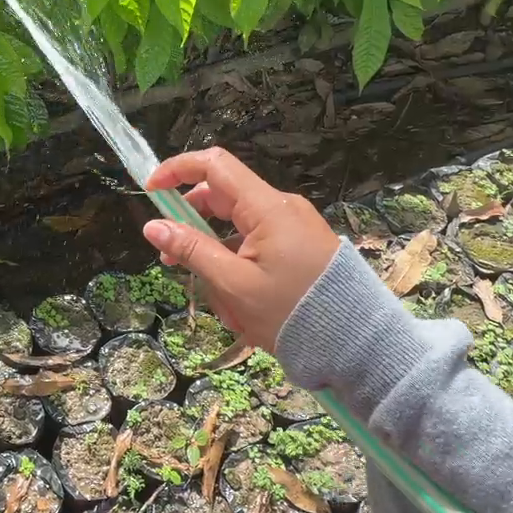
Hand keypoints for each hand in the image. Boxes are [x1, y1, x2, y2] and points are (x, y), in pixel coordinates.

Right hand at [138, 147, 339, 351]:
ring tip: (214, 297)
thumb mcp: (234, 284)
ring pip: (236, 226)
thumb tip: (152, 225)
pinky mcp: (301, 247)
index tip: (151, 190)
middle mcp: (281, 207)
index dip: (178, 170)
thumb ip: (191, 250)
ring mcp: (294, 227)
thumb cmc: (293, 312)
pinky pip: (257, 242)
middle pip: (222, 197)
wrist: (361, 347)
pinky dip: (237, 263)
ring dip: (214, 253)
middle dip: (191, 225)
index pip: (214, 165)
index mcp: (267, 207)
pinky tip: (237, 303)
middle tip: (169, 259)